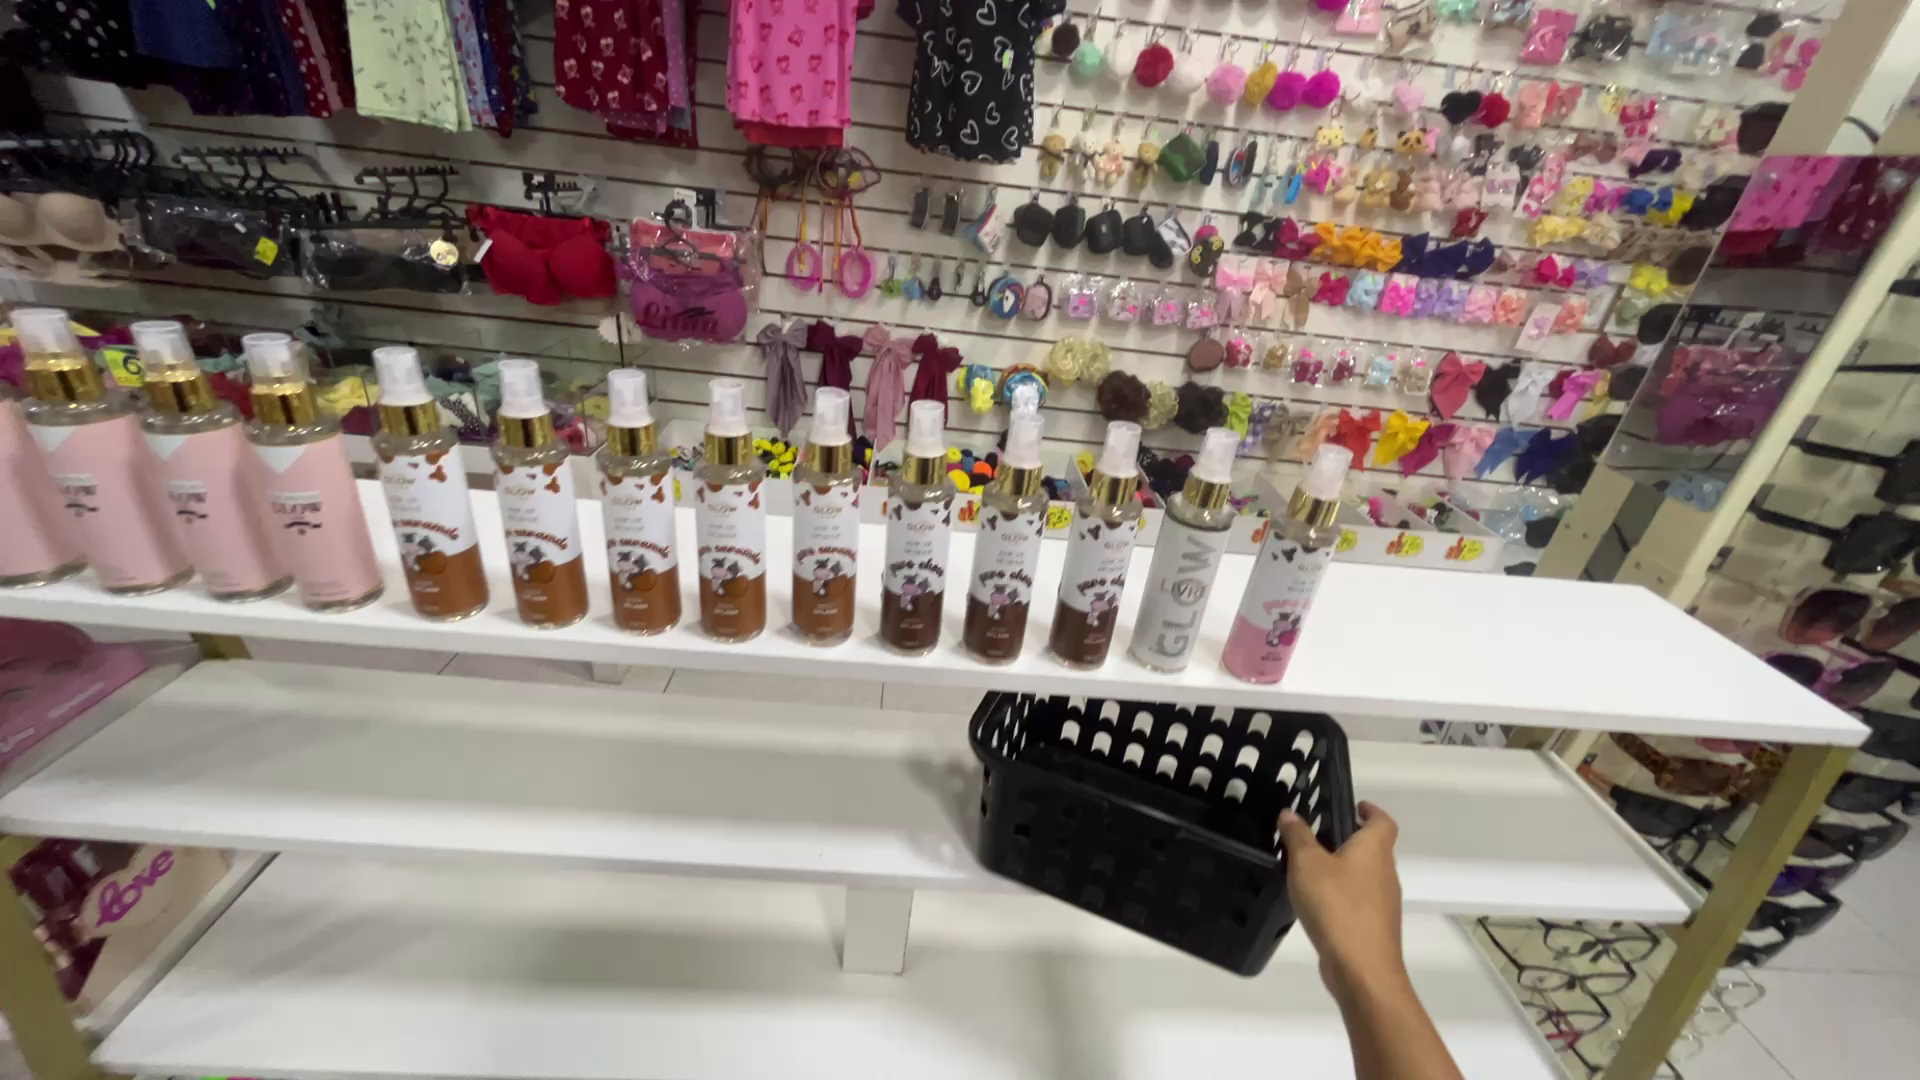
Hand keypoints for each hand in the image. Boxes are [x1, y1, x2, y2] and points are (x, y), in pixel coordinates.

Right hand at [1278, 801, 1406, 1002]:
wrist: (1362, 970)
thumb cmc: (1336, 905)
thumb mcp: (1306, 863)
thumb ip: (1297, 836)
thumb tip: (1291, 813)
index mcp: (1373, 851)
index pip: (1383, 821)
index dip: (1370, 810)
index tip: (1352, 804)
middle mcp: (1384, 873)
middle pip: (1373, 847)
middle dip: (1348, 837)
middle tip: (1315, 831)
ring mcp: (1382, 903)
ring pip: (1364, 874)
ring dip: (1342, 865)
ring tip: (1307, 864)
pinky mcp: (1374, 927)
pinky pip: (1358, 898)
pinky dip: (1341, 891)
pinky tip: (1314, 898)